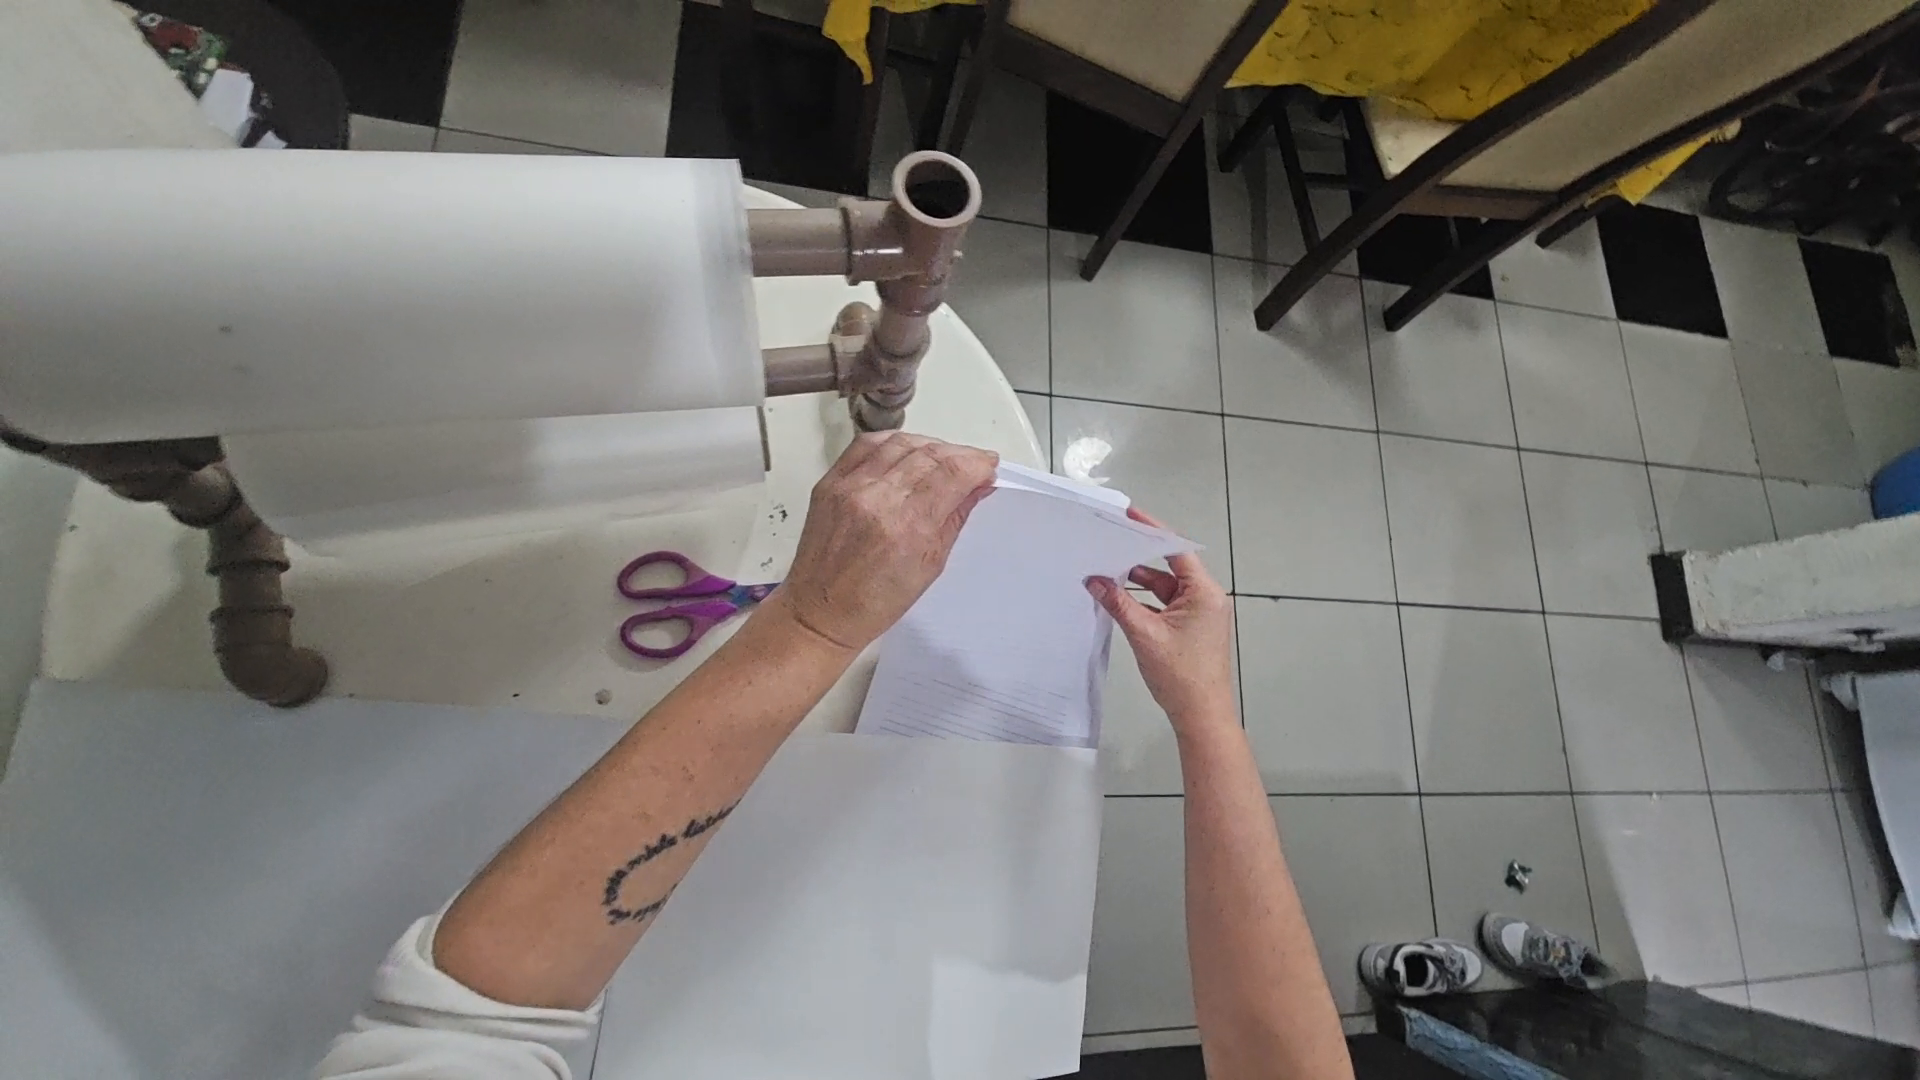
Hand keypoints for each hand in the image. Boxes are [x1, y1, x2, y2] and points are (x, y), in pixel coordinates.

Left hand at [773, 432, 997, 652]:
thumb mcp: (931, 566)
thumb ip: (955, 519)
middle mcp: (878, 499)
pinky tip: (908, 452)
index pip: (953, 473)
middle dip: (960, 454)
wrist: (820, 611)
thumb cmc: (876, 601)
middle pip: (930, 454)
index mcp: (908, 527)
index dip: (977, 463)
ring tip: (943, 459)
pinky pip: (867, 444)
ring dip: (930, 445)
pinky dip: (894, 442)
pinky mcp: (830, 482)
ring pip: (901, 443)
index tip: (988, 467)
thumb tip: (978, 486)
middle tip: (973, 464)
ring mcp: (850, 486)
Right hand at [1085, 507, 1234, 727]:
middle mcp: (1206, 597)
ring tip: (1107, 570)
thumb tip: (1093, 579)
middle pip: (1170, 566)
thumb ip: (1118, 602)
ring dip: (1139, 581)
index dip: (1152, 530)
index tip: (1128, 515)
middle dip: (1140, 556)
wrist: (1201, 715)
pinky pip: (1165, 604)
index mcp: (1204, 592)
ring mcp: (1199, 613)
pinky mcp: (1191, 627)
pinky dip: (1145, 600)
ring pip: (1165, 587)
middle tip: (1110, 540)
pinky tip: (1120, 597)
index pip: (1176, 550)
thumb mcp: (1144, 634)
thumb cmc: (1180, 675)